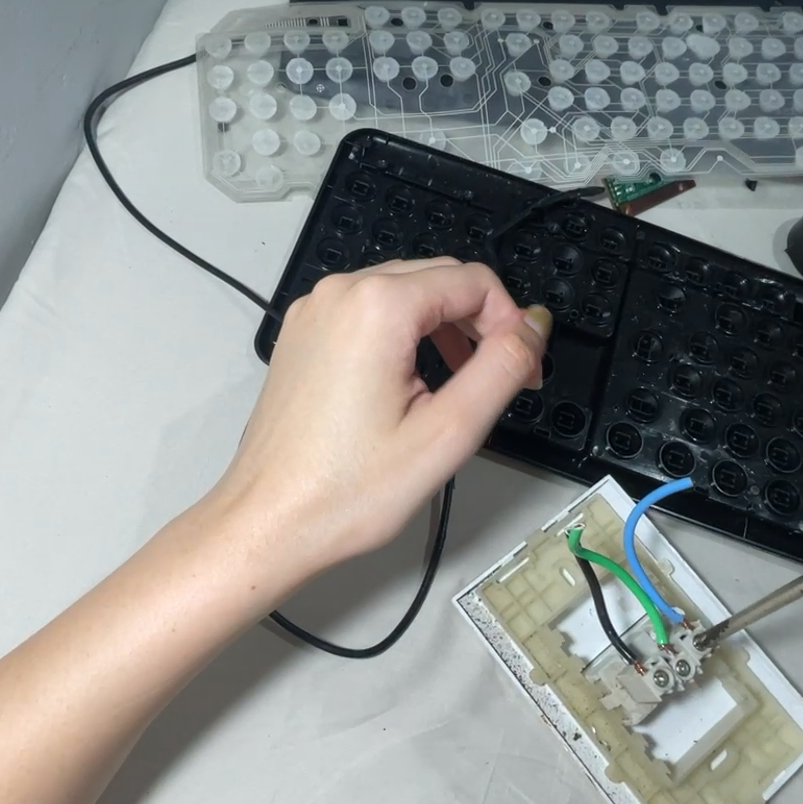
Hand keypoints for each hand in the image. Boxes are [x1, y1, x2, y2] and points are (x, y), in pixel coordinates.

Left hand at [205, 257, 550, 585]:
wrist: (270, 522)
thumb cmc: (343, 492)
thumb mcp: (448, 432)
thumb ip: (502, 368)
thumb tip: (533, 328)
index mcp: (376, 307)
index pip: (473, 281)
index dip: (511, 323)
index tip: (522, 370)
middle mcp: (338, 296)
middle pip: (438, 281)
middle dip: (479, 325)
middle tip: (498, 382)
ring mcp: (314, 314)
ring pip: (404, 297)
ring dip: (443, 332)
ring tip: (456, 389)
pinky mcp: (304, 338)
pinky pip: (368, 317)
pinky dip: (403, 339)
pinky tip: (411, 387)